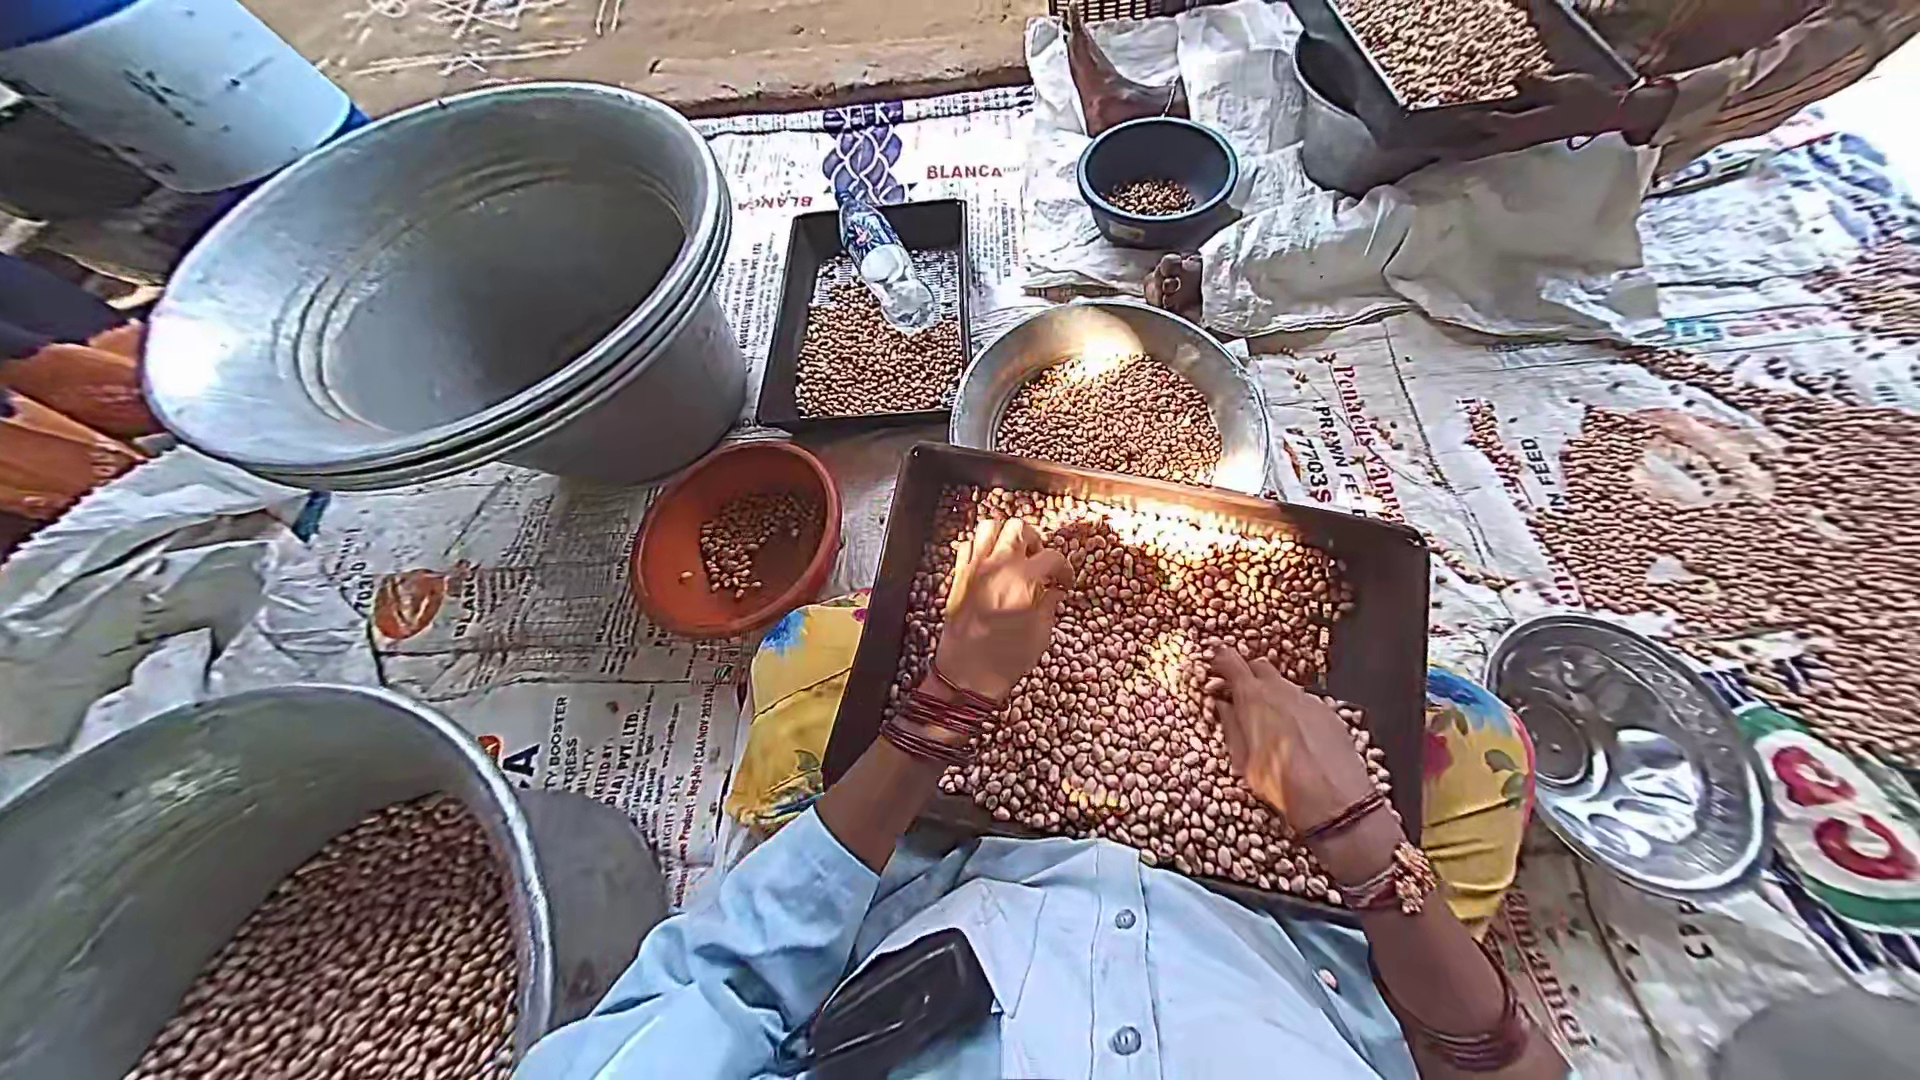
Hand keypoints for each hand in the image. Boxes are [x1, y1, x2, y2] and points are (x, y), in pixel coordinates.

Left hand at [933, 517, 1071, 701]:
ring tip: (1014, 555)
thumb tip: (1055, 590)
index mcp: (1023, 579)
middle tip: (1039, 561)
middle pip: (1020, 528)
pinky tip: (991, 563)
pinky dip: (981, 547)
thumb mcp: (1039, 633)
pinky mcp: (958, 576)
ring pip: (990, 526)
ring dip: (1006, 535)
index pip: (1052, 556)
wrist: (966, 674)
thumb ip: (1049, 604)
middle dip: (1035, 540)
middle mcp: (997, 566)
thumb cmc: (1005, 659)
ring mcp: (974, 568)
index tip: (1064, 580)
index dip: (1064, 568)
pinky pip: (968, 545)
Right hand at [1207, 648, 1400, 881]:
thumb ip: (1229, 724)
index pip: (1229, 661)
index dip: (1219, 660)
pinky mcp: (1330, 714)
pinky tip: (1294, 735)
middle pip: (1258, 666)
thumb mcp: (1240, 758)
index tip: (1213, 665)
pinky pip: (1304, 701)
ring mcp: (1308, 700)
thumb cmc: (1282, 783)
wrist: (1336, 804)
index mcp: (1252, 696)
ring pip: (1283, 684)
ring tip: (1268, 721)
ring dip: (1271, 694)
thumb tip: (1222, 705)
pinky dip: (1293, 709)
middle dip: (1246, 675)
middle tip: (1238, 695)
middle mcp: (1280, 690)